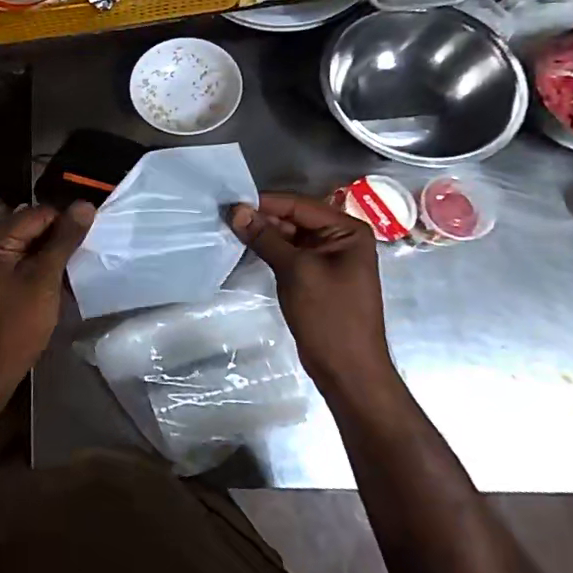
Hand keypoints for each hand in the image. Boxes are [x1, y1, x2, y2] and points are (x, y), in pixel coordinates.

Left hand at [0, 200, 94, 394]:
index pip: (41, 212)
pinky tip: (60, 277)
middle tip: (81, 257)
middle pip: (36, 223)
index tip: (87, 244)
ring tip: (73, 267)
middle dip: (60, 236)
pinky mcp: (0, 271)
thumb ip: (65, 239)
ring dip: (55, 250)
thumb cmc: (19, 322)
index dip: (66, 224)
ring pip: (35, 239)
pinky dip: (45, 262)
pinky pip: (28, 254)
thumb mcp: (45, 277)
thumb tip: (86, 204)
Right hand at [229, 193, 388, 374]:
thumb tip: (236, 210)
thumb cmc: (329, 315)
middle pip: (295, 218)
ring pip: (289, 236)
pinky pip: (289, 253)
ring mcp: (328, 258)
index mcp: (348, 230)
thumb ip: (265, 237)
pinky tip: (246, 247)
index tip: (230, 202)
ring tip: (230, 229)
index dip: (264, 203)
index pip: (299, 205)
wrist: (347, 369)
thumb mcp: (296, 270)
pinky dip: (269, 250)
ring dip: (263, 233)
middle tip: (225, 217)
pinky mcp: (315, 275)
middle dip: (262, 218)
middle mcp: (341, 238)